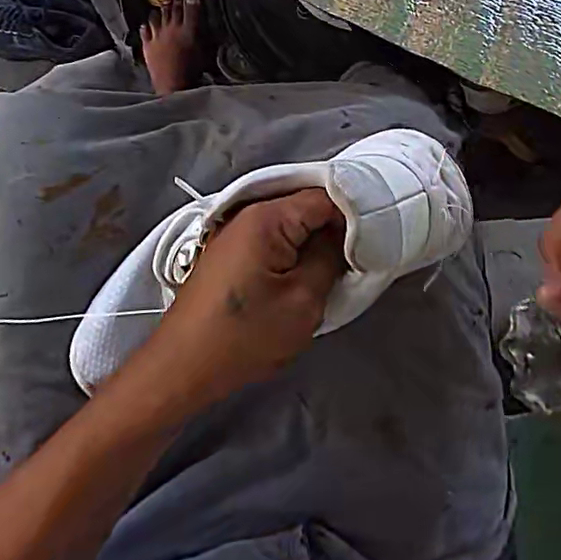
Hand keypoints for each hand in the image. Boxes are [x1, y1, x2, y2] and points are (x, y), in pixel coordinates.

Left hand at [129, 189, 346, 416]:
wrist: (184, 363)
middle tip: (359, 256)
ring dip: (312, 241)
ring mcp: (235, 230)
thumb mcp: (302, 300)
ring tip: (337, 267)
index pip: (323, 195)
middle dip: (333, 228)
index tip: (376, 239)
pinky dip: (292, 250)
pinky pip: (271, 237)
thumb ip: (329, 258)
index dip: (354, 215)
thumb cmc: (245, 335)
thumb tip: (344, 235)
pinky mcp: (230, 250)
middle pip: (304, 205)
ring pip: (289, 223)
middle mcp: (247, 212)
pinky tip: (306, 272)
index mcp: (265, 216)